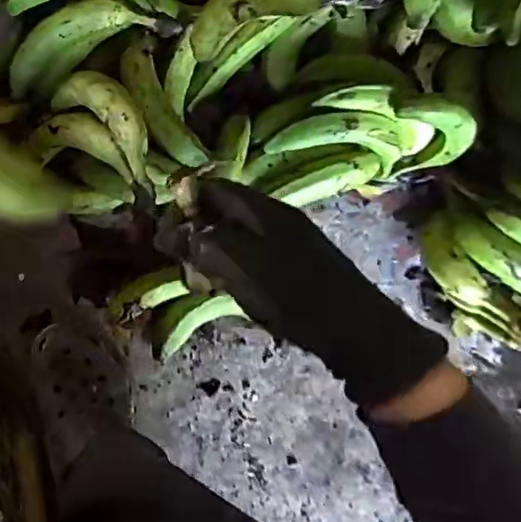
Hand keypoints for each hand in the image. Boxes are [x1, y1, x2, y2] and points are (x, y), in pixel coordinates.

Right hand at [170, 181, 450, 409]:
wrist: (358, 334)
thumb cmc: (293, 294)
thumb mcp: (238, 265)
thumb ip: (199, 242)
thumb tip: (164, 229)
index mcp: (261, 208)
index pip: (211, 187)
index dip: (182, 202)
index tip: (162, 229)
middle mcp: (272, 217)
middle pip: (219, 212)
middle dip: (193, 234)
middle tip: (181, 264)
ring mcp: (284, 241)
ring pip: (231, 237)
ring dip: (208, 256)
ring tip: (200, 283)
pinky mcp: (291, 266)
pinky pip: (248, 257)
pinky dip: (229, 270)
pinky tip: (226, 291)